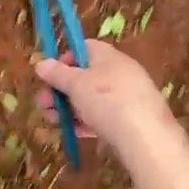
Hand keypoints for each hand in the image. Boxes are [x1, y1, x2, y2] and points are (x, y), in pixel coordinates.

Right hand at [34, 40, 181, 155]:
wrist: (147, 140)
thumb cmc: (107, 101)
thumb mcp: (75, 84)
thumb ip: (56, 73)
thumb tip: (41, 63)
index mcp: (110, 58)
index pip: (84, 48)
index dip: (64, 58)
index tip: (51, 74)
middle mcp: (121, 74)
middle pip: (83, 76)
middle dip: (59, 90)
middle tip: (44, 103)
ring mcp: (128, 98)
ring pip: (90, 98)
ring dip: (68, 108)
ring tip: (54, 121)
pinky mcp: (132, 120)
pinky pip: (103, 116)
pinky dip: (87, 121)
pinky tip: (76, 132)